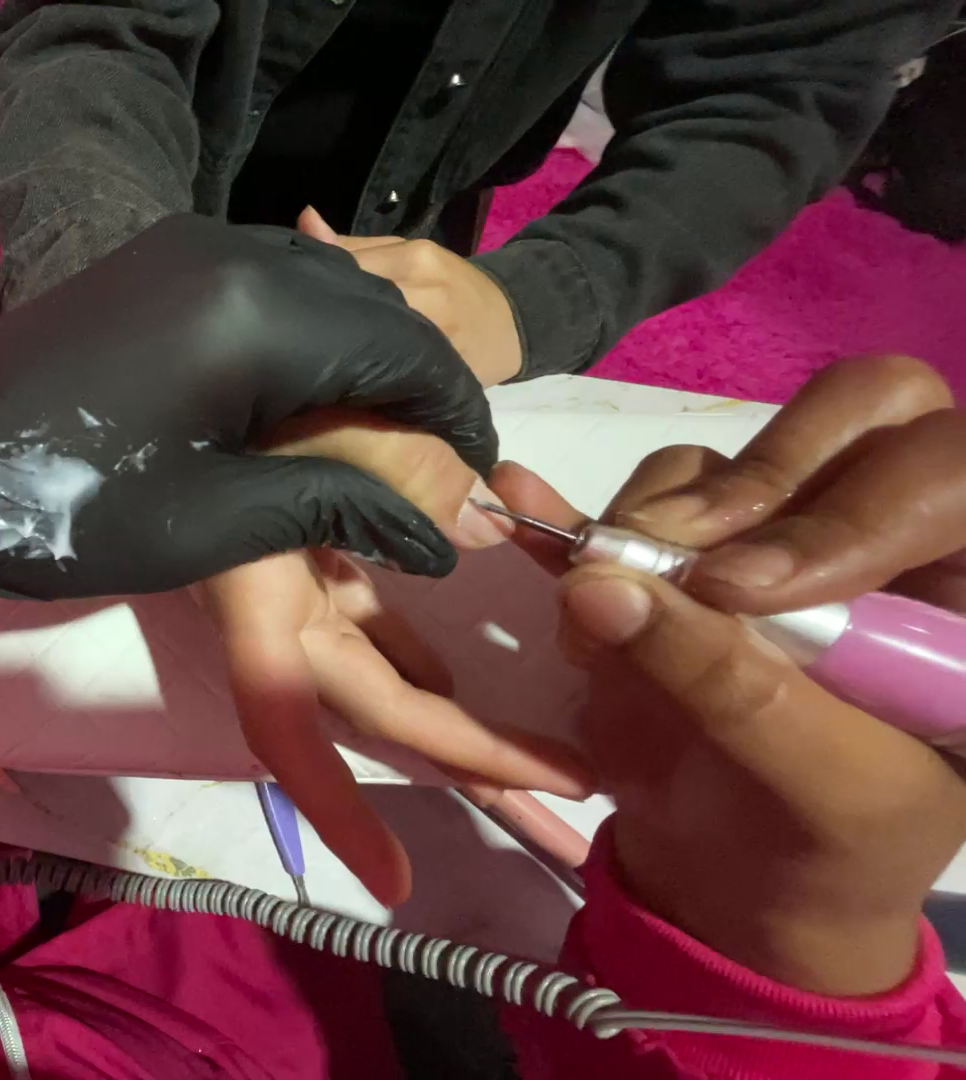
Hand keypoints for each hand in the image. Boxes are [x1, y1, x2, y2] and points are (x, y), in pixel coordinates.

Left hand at [0, 214, 496, 617]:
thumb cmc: (71, 512)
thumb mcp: (215, 522)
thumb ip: (336, 503)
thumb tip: (433, 528)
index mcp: (258, 315)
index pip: (406, 354)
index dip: (455, 418)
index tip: (472, 475)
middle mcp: (232, 252)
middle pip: (369, 311)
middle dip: (408, 385)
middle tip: (420, 462)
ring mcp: (183, 247)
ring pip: (315, 290)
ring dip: (351, 357)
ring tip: (360, 436)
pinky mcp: (147, 262)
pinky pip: (256, 285)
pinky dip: (293, 335)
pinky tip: (285, 394)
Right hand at [205, 411, 589, 905]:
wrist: (201, 371)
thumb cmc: (241, 401)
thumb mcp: (328, 434)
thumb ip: (406, 484)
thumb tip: (481, 530)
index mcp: (258, 593)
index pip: (284, 717)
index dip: (333, 804)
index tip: (394, 882)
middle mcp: (269, 609)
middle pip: (364, 706)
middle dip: (463, 755)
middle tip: (571, 791)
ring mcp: (286, 591)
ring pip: (371, 674)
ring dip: (450, 716)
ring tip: (545, 753)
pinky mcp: (302, 566)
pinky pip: (368, 626)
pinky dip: (419, 654)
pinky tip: (469, 671)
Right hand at [496, 355, 965, 994]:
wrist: (724, 871)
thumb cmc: (817, 843)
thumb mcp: (816, 783)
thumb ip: (725, 684)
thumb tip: (602, 588)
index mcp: (962, 590)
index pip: (944, 474)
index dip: (847, 508)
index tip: (734, 592)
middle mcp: (864, 543)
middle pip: (841, 424)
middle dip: (746, 485)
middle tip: (668, 554)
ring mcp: (748, 548)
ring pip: (703, 469)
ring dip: (641, 524)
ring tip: (596, 609)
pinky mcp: (653, 570)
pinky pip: (610, 513)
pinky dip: (560, 509)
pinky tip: (517, 491)